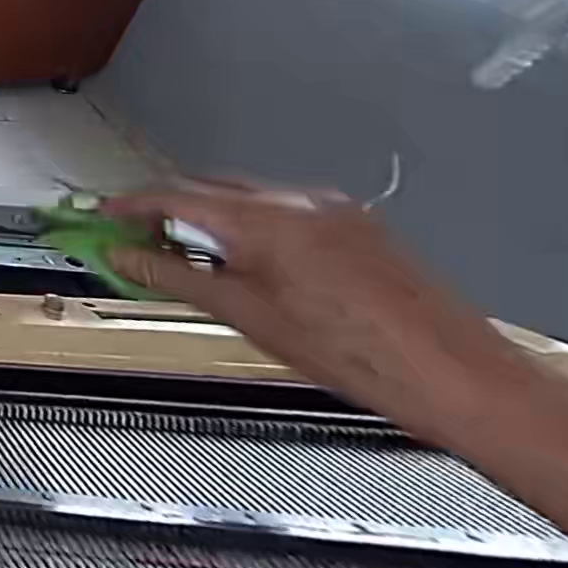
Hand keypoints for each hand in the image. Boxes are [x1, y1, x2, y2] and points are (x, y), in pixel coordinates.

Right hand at [102, 185, 530, 440]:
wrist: (464, 381)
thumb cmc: (353, 354)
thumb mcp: (245, 314)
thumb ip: (173, 275)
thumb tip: (122, 256)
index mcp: (263, 219)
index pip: (173, 195)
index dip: (129, 204)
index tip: (102, 214)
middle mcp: (295, 199)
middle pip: (205, 186)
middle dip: (164, 205)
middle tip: (137, 235)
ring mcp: (329, 206)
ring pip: (242, 194)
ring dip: (205, 213)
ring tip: (188, 249)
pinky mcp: (354, 221)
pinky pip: (279, 205)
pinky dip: (245, 220)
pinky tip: (244, 255)